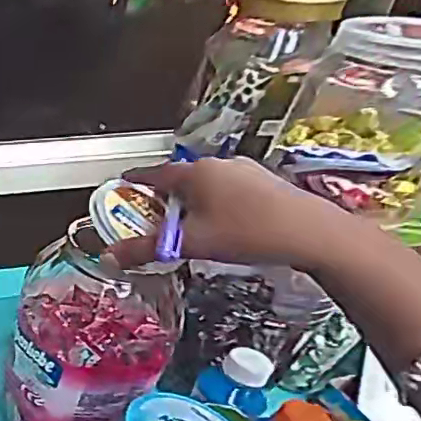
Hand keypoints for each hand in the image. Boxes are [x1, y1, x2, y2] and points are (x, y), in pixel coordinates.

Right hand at [106, 158, 374, 271]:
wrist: (312, 233)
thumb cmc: (245, 233)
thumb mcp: (189, 244)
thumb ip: (146, 249)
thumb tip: (109, 256)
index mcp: (194, 173)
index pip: (152, 173)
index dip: (133, 181)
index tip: (121, 186)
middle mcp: (218, 165)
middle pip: (178, 179)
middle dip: (161, 197)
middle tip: (149, 217)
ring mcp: (244, 171)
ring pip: (204, 184)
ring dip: (188, 201)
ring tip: (183, 225)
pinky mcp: (264, 182)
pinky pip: (225, 190)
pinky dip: (212, 203)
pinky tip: (217, 224)